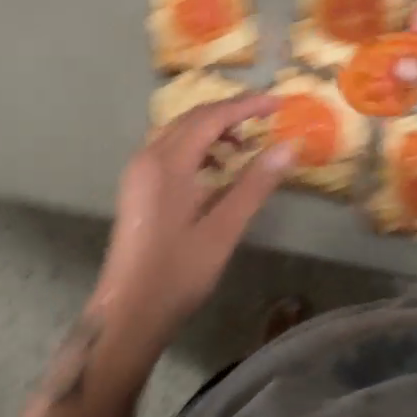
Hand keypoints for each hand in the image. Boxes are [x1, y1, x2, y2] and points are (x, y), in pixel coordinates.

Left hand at [93, 95, 295, 348]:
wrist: (127, 314)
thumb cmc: (177, 274)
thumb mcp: (223, 230)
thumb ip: (255, 184)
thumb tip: (290, 146)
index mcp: (166, 162)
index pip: (211, 116)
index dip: (247, 105)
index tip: (280, 102)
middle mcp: (148, 156)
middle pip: (193, 118)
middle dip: (231, 112)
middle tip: (267, 117)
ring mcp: (138, 171)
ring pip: (180, 132)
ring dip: (213, 129)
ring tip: (246, 145)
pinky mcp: (137, 186)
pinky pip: (170, 149)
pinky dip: (197, 147)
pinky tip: (218, 169)